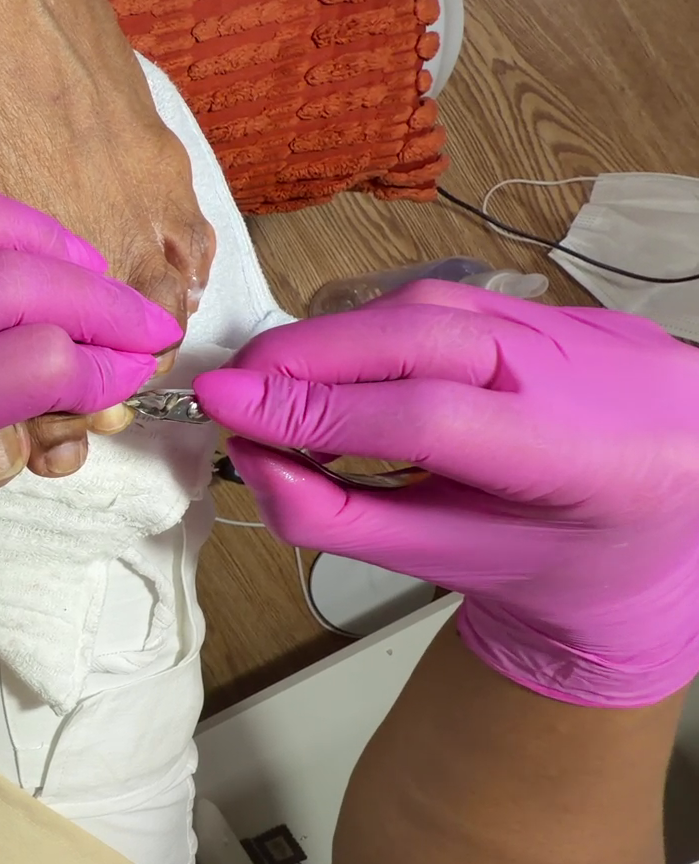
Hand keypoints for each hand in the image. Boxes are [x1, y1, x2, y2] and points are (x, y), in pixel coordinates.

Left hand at [0, 173, 181, 623]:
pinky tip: (4, 231)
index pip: (35, 363)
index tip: (130, 372)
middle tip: (140, 322)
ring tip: (82, 265)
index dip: (100, 368)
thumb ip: (18, 417)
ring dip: (37, 236)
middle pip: (13, 284)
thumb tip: (110, 369)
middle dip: (97, 302)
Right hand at [195, 282, 698, 707]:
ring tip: (279, 393)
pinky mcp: (553, 308)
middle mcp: (605, 374)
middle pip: (417, 335)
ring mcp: (585, 328)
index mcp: (597, 461)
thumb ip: (326, 516)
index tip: (217, 404)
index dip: (307, 407)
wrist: (646, 532)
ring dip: (325, 344)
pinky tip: (337, 375)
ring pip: (420, 305)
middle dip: (301, 357)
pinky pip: (432, 302)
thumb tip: (249, 455)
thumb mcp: (428, 561)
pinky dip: (358, 335)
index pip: (422, 416)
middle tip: (228, 390)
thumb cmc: (537, 561)